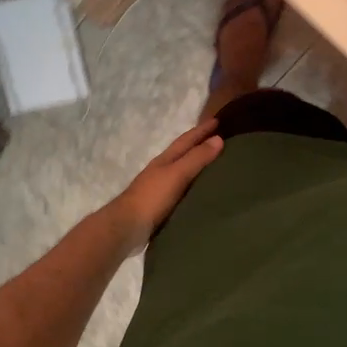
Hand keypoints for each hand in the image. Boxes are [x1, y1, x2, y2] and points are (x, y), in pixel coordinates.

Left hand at [103, 119, 223, 249]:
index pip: (186, 140)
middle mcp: (162, 170)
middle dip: (199, 144)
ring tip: (214, 165)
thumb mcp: (176, 174)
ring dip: (195, 165)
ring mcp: (159, 187)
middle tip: (219, 140)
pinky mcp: (161, 205)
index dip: (201, 130)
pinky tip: (200, 191)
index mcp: (165, 160)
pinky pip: (181, 188)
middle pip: (182, 153)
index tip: (218, 120)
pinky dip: (192, 184)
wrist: (127, 226)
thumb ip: (196, 158)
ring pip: (181, 170)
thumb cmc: (152, 197)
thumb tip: (218, 139)